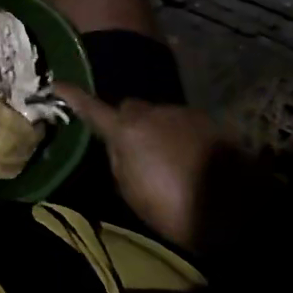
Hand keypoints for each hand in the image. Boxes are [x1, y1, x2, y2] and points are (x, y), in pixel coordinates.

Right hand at [54, 85, 234, 251]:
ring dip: (154, 132)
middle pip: (129, 108)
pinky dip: (176, 137)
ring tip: (164, 164)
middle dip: (125, 124)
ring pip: (156, 116)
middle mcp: (152, 112)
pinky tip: (186, 160)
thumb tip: (119, 145)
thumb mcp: (132, 194)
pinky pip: (179, 123)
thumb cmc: (174, 207)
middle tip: (130, 153)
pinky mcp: (206, 119)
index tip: (57, 84)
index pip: (92, 109)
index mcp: (127, 131)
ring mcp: (182, 112)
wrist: (236, 207)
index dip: (73, 97)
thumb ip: (119, 162)